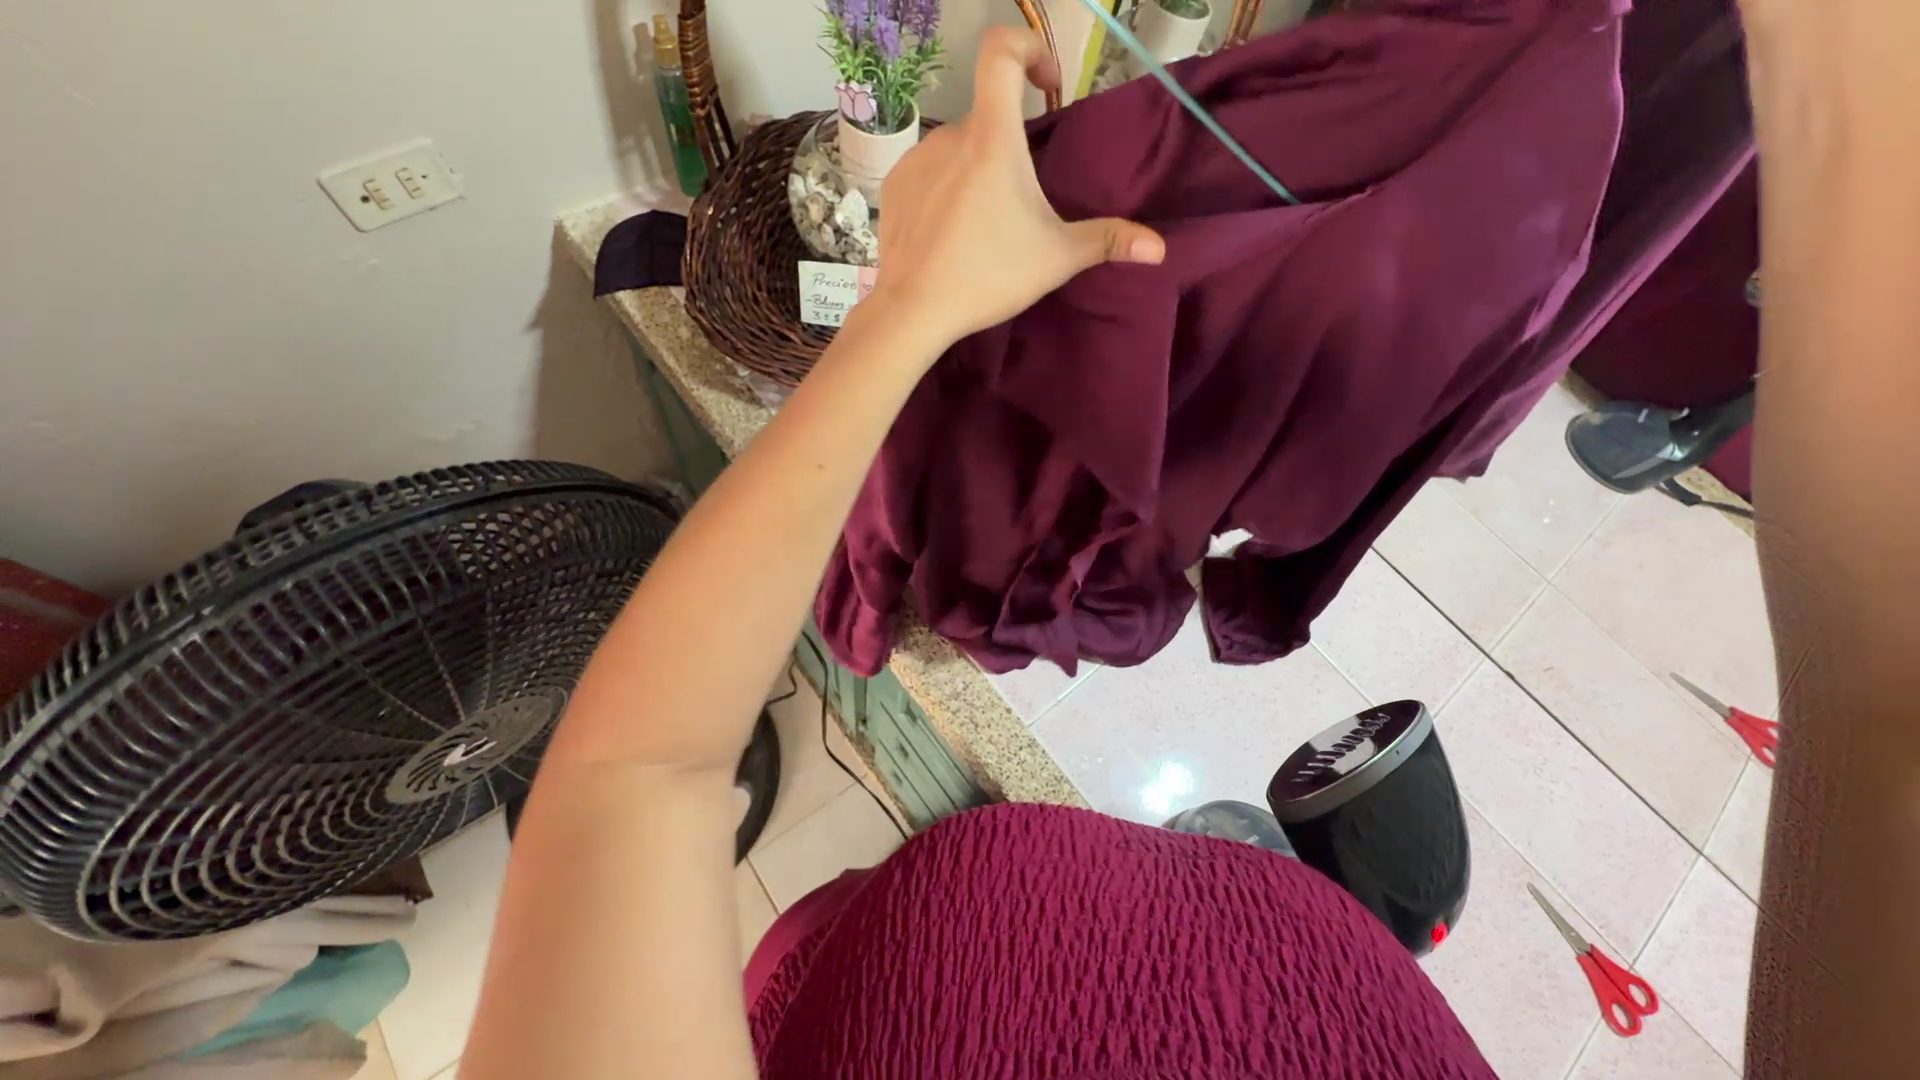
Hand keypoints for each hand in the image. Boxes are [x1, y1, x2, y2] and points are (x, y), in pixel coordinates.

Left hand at [864, 25, 1165, 352]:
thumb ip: (1106, 241)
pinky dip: (946, 186)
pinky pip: (929, 170)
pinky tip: (952, 229)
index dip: (1028, 46)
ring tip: (985, 222)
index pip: (1001, 50)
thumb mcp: (1055, 258)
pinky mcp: (895, 185)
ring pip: (958, 146)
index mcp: (992, 138)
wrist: (913, 310)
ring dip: (978, 167)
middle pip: (988, 115)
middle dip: (1010, 142)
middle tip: (1021, 199)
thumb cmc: (987, 276)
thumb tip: (1158, 248)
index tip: (1048, 81)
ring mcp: (916, 158)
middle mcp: (949, 135)